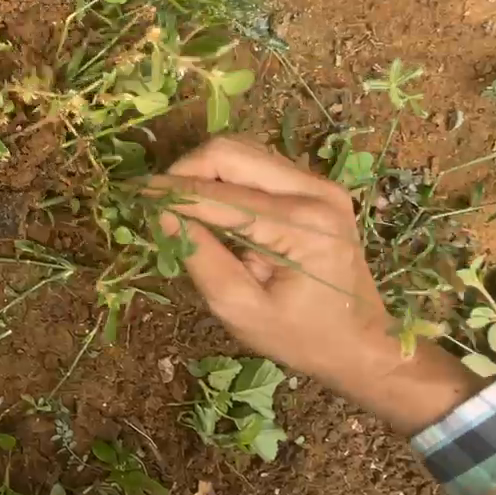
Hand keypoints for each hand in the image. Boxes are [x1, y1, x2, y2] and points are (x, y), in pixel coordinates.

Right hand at [154, 138, 482, 435]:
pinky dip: (220, 175)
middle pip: (227, 152)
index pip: (213, 194)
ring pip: (238, 150)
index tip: (130, 196)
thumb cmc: (300, 336)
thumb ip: (197, 255)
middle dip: (181, 172)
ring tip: (180, 204)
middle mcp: (313, 192)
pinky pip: (252, 162)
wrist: (366, 344)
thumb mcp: (237, 307)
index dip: (165, 193)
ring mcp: (318, 184)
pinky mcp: (313, 186)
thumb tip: (159, 214)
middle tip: (157, 202)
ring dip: (200, 171)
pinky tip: (209, 204)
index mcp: (300, 225)